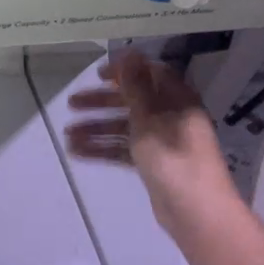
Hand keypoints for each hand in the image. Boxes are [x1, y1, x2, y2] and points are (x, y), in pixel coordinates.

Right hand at [64, 51, 240, 231]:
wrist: (195, 212)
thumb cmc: (174, 159)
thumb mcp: (150, 119)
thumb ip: (136, 87)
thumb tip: (129, 52)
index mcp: (177, 101)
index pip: (150, 75)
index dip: (124, 72)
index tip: (96, 75)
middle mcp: (170, 117)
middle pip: (132, 102)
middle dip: (101, 102)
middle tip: (72, 104)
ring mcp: (161, 142)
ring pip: (124, 128)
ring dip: (97, 128)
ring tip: (68, 134)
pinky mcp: (152, 164)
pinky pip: (124, 150)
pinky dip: (103, 149)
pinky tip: (77, 152)